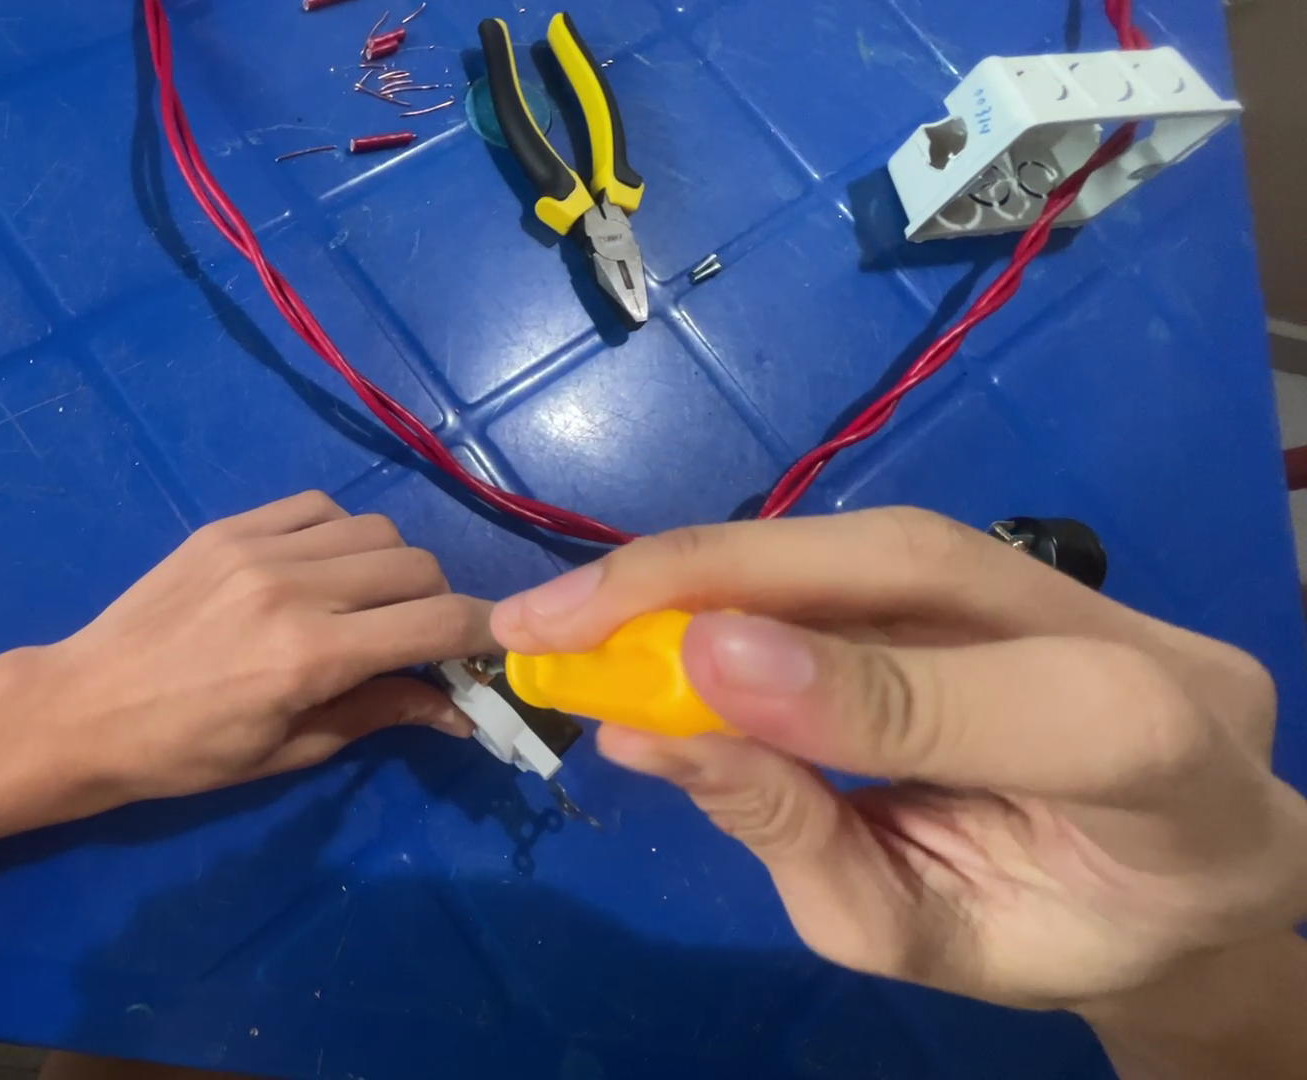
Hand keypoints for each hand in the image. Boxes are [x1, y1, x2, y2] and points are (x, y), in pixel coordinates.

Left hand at [42, 491, 489, 807]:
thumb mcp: (290, 750)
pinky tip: (323, 567)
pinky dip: (342, 534)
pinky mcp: (230, 525)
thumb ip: (379, 713)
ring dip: (393, 567)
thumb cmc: (185, 752)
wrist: (84, 706)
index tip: (497, 644)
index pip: (436, 623)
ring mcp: (259, 545)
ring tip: (368, 601)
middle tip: (420, 637)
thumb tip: (458, 711)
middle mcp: (294, 586)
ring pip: (375, 528)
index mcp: (311, 656)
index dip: (484, 632)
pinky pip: (318, 507)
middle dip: (440, 602)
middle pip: (417, 565)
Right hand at [493, 508, 1306, 1019]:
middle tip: (544, 622)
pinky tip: (614, 604)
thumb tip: (639, 735)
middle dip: (695, 579)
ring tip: (553, 616)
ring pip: (831, 537)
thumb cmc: (1031, 920)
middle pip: (898, 558)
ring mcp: (1023, 579)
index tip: (696, 669)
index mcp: (1167, 772)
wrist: (1147, 861)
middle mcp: (1106, 632)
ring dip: (671, 569)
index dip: (860, 685)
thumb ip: (791, 833)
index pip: (1038, 710)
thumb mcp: (907, 929)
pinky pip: (802, 551)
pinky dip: (692, 575)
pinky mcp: (940, 561)